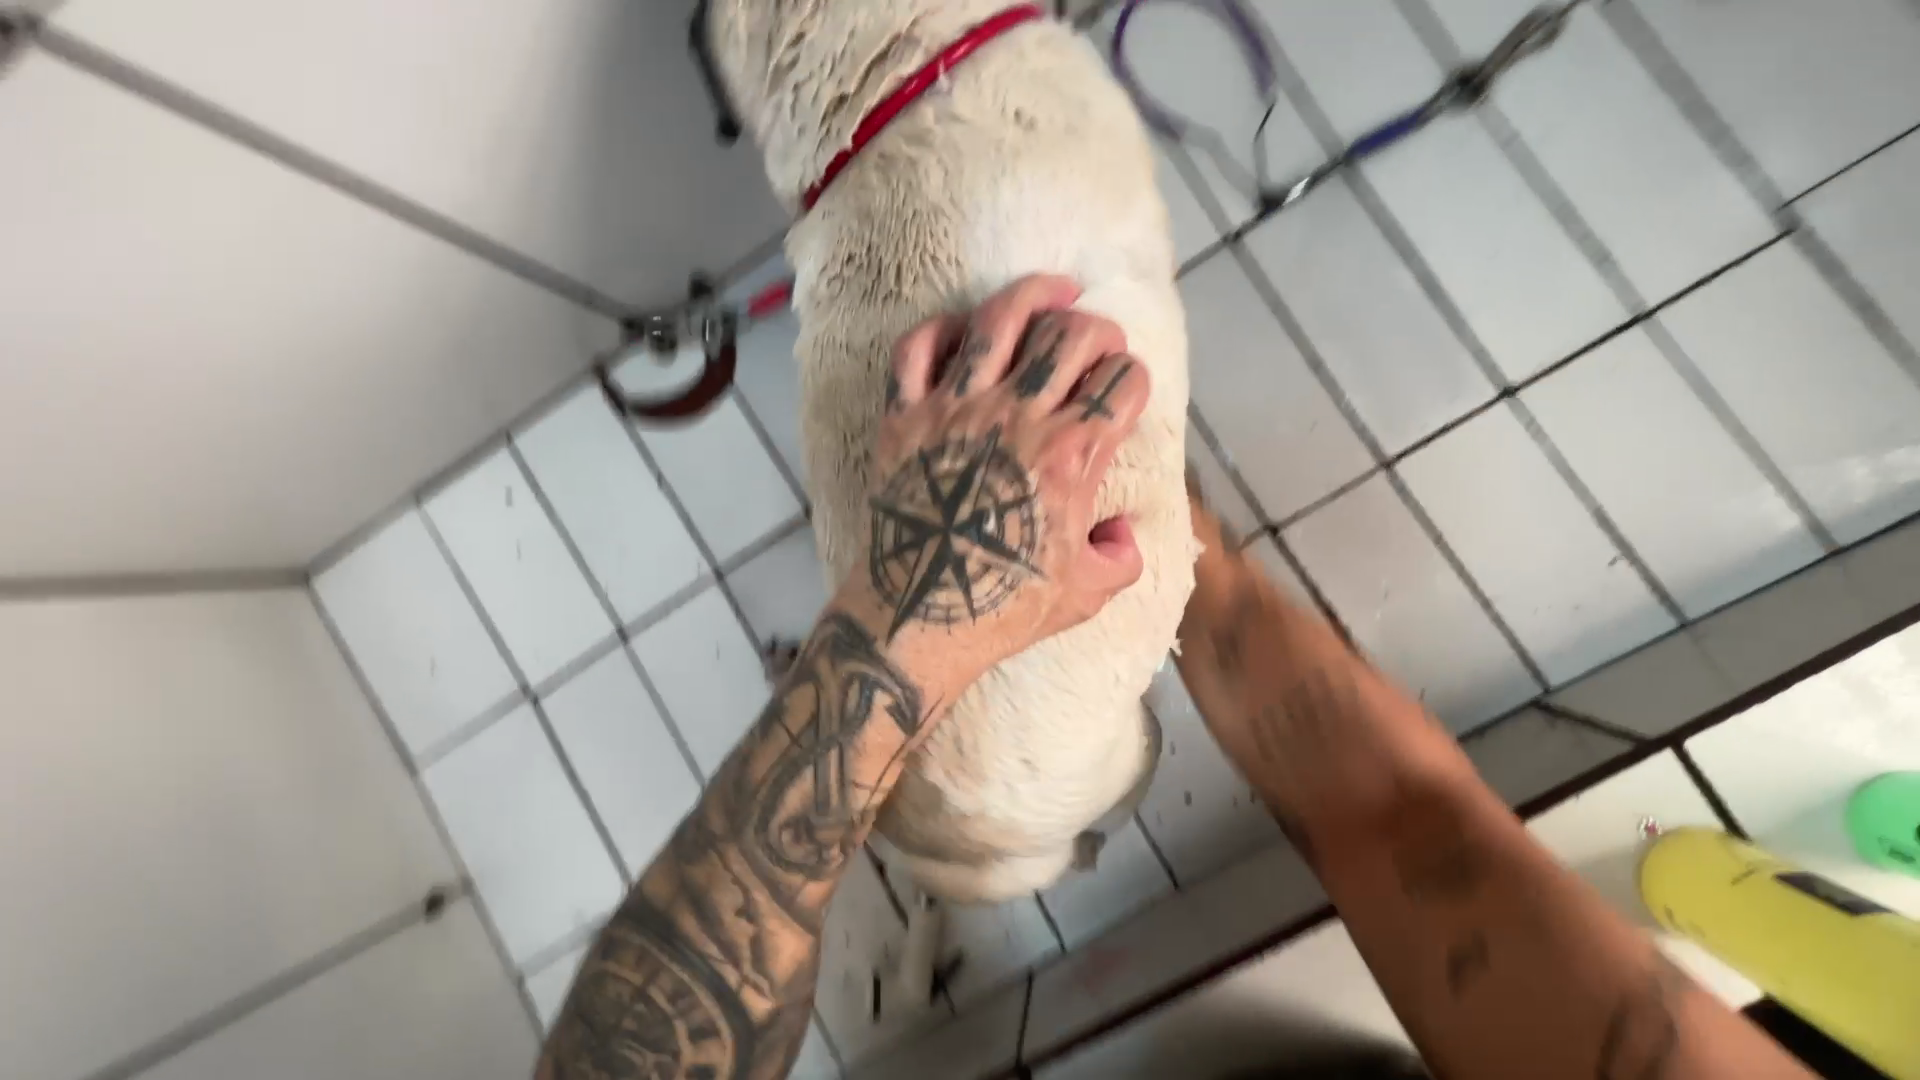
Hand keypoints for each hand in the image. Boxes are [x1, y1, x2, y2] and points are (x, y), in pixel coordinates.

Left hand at [838, 274, 1150, 692]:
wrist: (919, 616)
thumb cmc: (1005, 607)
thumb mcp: (1087, 593)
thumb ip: (1120, 555)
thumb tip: (1120, 532)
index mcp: (1070, 456)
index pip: (1122, 382)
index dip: (1133, 380)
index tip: (1125, 391)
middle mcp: (1018, 417)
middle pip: (1072, 335)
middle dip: (1098, 330)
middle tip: (1097, 343)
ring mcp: (957, 409)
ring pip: (1000, 319)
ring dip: (1035, 294)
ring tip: (1051, 290)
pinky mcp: (905, 416)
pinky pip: (918, 348)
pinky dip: (942, 329)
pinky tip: (963, 330)